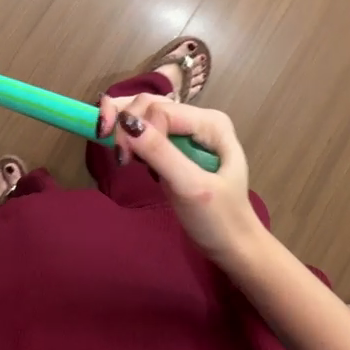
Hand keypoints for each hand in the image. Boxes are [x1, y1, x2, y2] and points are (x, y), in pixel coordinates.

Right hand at [103, 95, 267, 263]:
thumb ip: (161, 154)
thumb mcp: (191, 188)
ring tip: (118, 153)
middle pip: (149, 103)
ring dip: (124, 126)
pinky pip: (146, 129)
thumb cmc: (219, 220)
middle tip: (116, 155)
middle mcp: (198, 119)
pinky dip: (131, 137)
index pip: (161, 109)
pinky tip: (129, 155)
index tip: (124, 161)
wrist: (232, 247)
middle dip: (125, 121)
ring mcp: (187, 131)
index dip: (138, 129)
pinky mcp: (176, 146)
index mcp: (211, 122)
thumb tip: (126, 123)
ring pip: (144, 112)